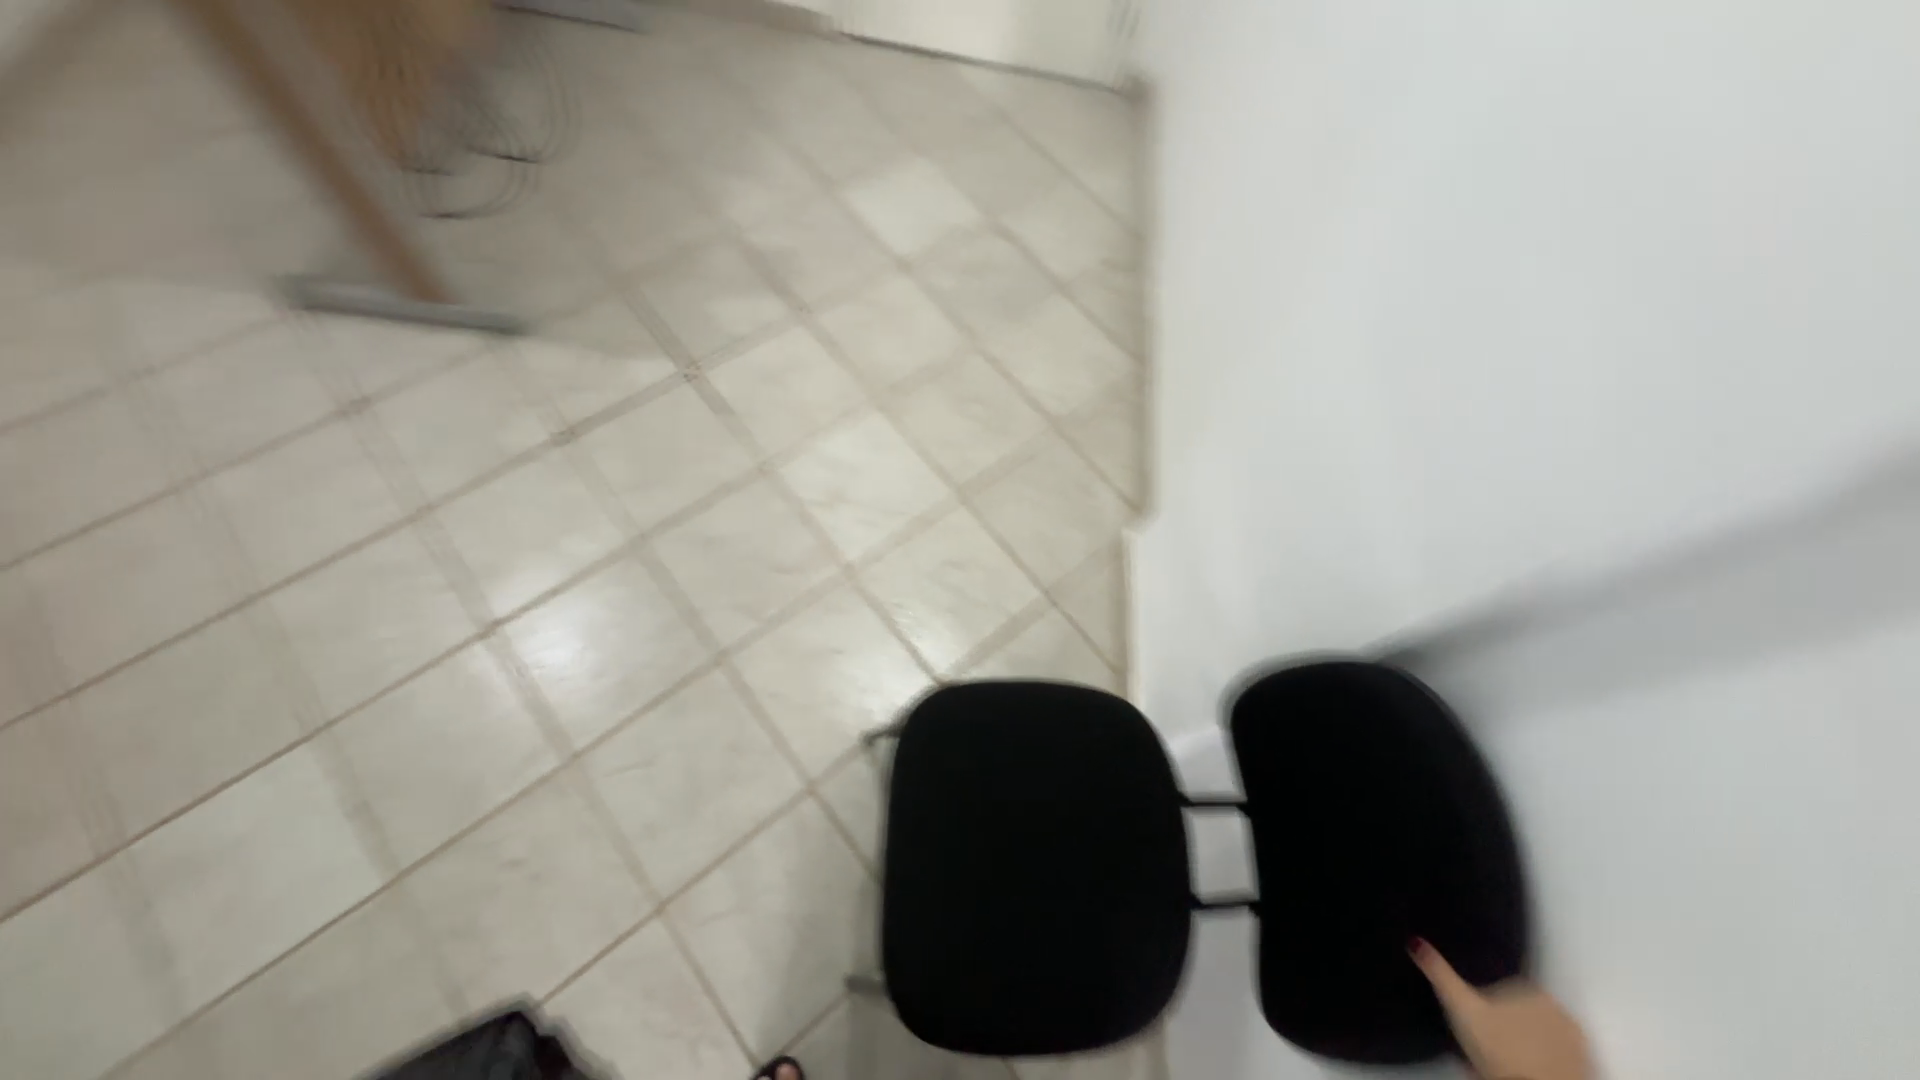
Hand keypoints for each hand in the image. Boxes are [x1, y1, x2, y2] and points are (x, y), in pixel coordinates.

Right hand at [1410, 938, 1590, 1079]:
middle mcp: (1562, 1010)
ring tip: (1499, 1063)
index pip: (1505, 988)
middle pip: (1524, 1013)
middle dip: (1504, 1026)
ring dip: (1521, 1046)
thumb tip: (1415, 941)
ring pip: (1539, 1038)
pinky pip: (1556, 1060)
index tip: (1476, 1024)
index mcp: (1534, 988)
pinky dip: (1541, 1064)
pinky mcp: (1586, 1069)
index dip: (1485, 1006)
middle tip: (1484, 1046)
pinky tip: (1517, 1070)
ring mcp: (1579, 1043)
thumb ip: (1439, 974)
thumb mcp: (1459, 1008)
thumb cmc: (1497, 1047)